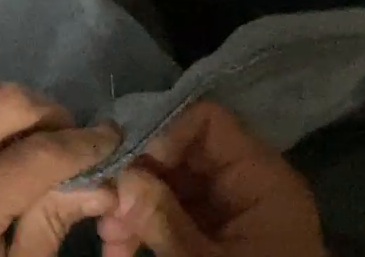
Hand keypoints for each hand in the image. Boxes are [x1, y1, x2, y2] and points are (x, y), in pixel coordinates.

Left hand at [0, 77, 119, 256]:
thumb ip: (52, 223)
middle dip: (53, 116)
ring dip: (19, 109)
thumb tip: (103, 180)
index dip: (83, 144)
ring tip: (39, 144)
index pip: (35, 156)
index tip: (115, 139)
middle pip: (8, 103)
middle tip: (77, 145)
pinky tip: (0, 139)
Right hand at [98, 101, 325, 256]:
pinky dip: (149, 228)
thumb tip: (121, 174)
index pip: (207, 121)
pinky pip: (178, 217)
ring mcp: (233, 214)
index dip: (164, 132)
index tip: (129, 164)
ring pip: (174, 187)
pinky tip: (119, 250)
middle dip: (140, 177)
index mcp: (260, 179)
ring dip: (136, 206)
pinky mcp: (220, 241)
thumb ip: (162, 218)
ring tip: (107, 239)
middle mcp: (247, 186)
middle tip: (103, 206)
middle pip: (184, 153)